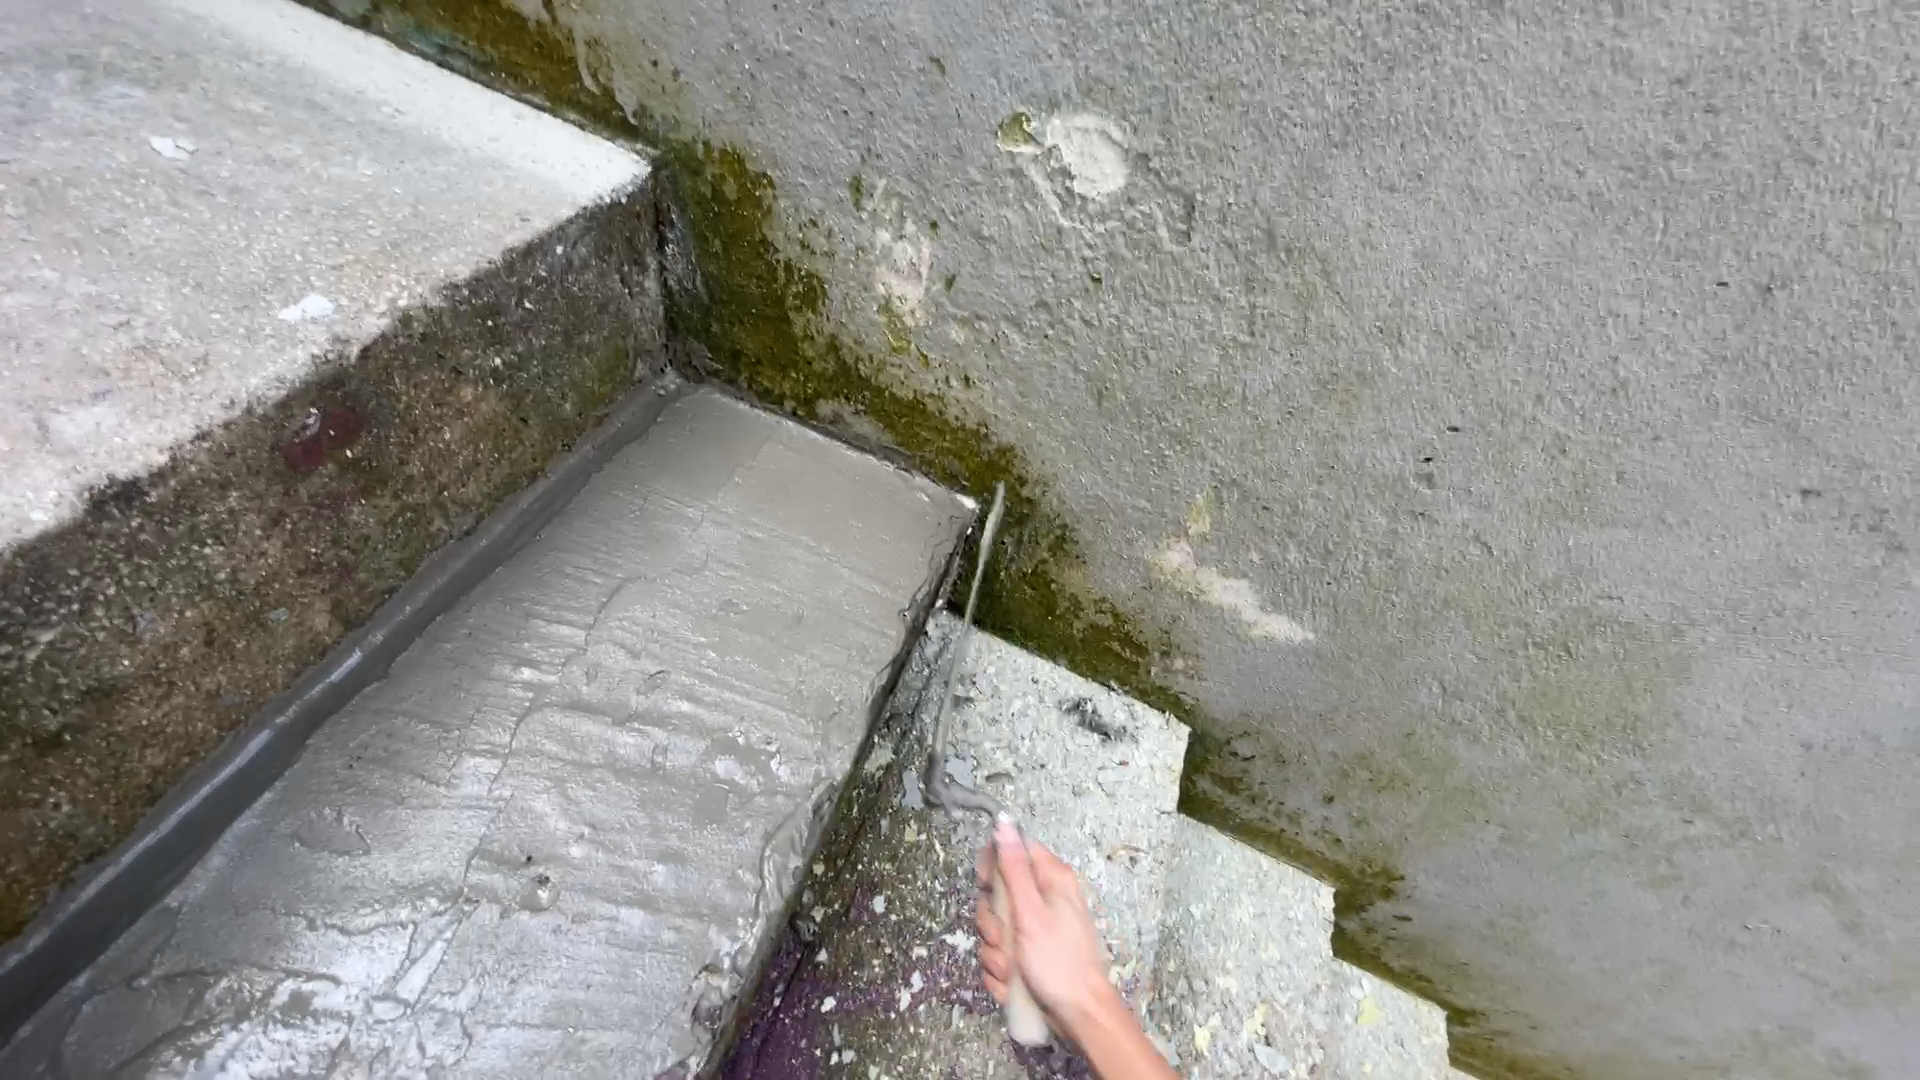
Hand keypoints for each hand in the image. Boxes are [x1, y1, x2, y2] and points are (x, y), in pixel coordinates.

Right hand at [975, 819, 1116, 1037]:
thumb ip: (1013, 867)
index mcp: (1050, 877)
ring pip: (995, 927)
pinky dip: (1001, 970)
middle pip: (997, 891)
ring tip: (1011, 969)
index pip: (1013, 848)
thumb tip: (1003, 822)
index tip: (985, 885)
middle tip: (1003, 939)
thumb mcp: (1031, 912)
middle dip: (992, 922)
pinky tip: (1012, 983)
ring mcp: (1035, 927)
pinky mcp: (1029, 953)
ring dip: (996, 951)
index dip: (993, 863)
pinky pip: (1000, 953)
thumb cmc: (1058, 961)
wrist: (1080, 1016)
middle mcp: (1043, 897)